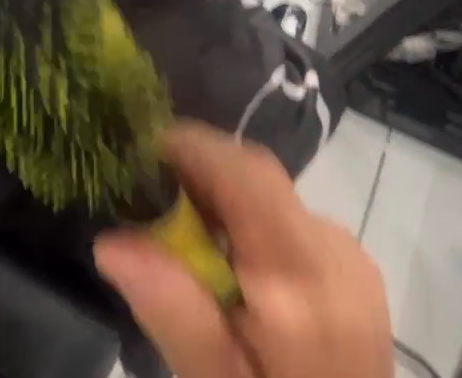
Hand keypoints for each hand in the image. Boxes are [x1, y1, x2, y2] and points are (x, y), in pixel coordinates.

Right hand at [93, 124, 391, 377]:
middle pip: (255, 174)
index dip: (188, 146)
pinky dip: (243, 216)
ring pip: (267, 192)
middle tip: (138, 195)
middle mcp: (333, 252)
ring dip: (216, 194)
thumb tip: (110, 243)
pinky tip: (219, 256)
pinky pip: (285, 213)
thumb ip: (174, 315)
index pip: (245, 173)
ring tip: (172, 230)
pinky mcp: (351, 267)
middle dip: (193, 169)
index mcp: (299, 279)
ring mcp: (348, 257)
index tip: (131, 152)